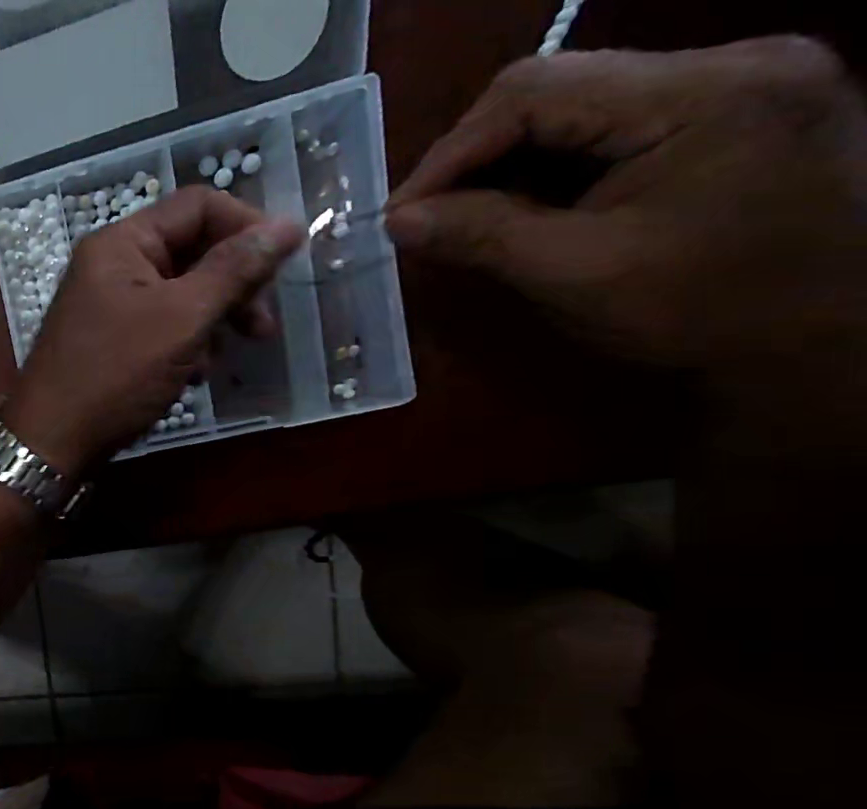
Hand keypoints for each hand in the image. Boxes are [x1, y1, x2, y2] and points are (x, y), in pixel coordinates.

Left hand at [3, 186, 302, 476]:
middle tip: (260, 327)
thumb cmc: (114, 376)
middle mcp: (110, 266)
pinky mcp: (108, 342)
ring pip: (179, 294)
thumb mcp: (182, 319)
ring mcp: (107, 306)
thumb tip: (288, 226)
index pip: (198, 207)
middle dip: (233, 285)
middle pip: (192, 251)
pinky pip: (159, 328)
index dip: (247, 227)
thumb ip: (234, 271)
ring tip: (218, 359)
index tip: (284, 266)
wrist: (49, 443)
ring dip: (211, 321)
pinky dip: (183, 346)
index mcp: (121, 244)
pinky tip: (191, 376)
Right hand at [387, 37, 866, 377]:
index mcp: (701, 93)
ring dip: (505, 161)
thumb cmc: (702, 309)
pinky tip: (520, 207)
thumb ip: (482, 235)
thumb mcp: (576, 274)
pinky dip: (546, 166)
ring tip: (463, 217)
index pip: (535, 91)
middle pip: (554, 86)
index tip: (399, 214)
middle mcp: (724, 63)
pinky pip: (605, 123)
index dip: (450, 152)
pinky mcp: (723, 109)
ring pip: (574, 102)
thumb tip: (396, 219)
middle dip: (473, 155)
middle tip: (425, 217)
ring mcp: (729, 81)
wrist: (826, 333)